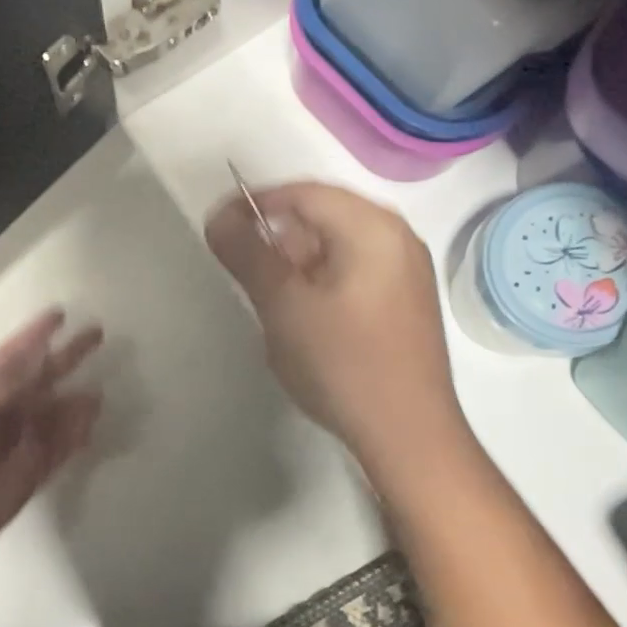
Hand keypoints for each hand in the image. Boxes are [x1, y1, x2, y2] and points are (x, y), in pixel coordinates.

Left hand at [0, 310, 103, 563]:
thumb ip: (5, 381)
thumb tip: (39, 358)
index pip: (15, 353)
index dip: (36, 333)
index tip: (60, 314)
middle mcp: (8, 410)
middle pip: (44, 377)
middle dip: (69, 357)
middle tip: (97, 336)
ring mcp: (23, 440)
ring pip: (57, 413)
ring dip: (77, 402)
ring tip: (99, 393)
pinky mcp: (34, 469)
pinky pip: (62, 447)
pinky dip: (77, 436)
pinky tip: (91, 427)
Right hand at [205, 182, 464, 464]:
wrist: (408, 433)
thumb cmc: (343, 364)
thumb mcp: (284, 306)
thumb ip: (248, 255)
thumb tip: (218, 217)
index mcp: (372, 227)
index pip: (303, 193)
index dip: (255, 205)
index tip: (219, 232)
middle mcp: (398, 237)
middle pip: (323, 216)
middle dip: (277, 238)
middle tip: (246, 275)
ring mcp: (407, 271)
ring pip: (338, 247)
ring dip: (297, 263)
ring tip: (272, 303)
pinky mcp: (406, 303)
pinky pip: (355, 272)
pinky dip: (322, 282)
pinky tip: (305, 320)